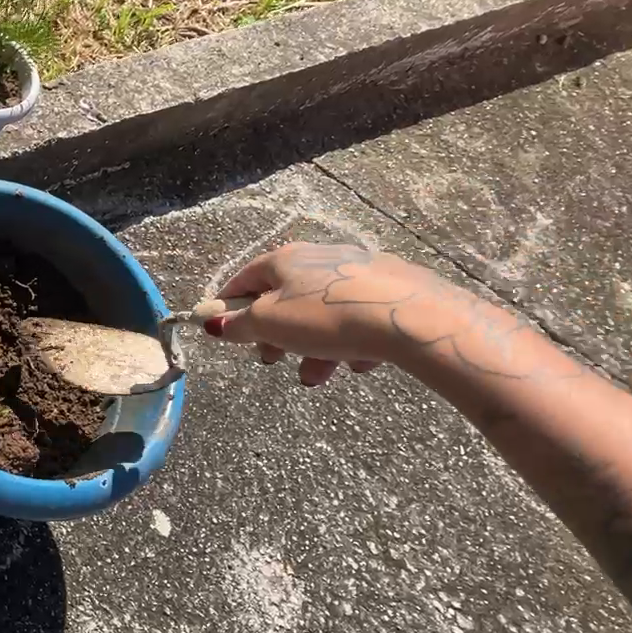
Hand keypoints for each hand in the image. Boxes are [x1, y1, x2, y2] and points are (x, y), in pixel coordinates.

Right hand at [202, 242, 475, 384]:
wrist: (417, 320)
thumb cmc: (326, 317)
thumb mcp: (267, 324)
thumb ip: (236, 325)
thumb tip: (214, 324)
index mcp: (287, 259)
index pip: (244, 278)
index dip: (228, 304)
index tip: (223, 328)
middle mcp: (323, 256)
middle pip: (286, 298)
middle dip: (275, 334)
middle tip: (272, 359)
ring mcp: (364, 270)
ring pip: (324, 311)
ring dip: (312, 345)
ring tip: (317, 376)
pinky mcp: (400, 289)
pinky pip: (360, 315)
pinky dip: (351, 339)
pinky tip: (357, 361)